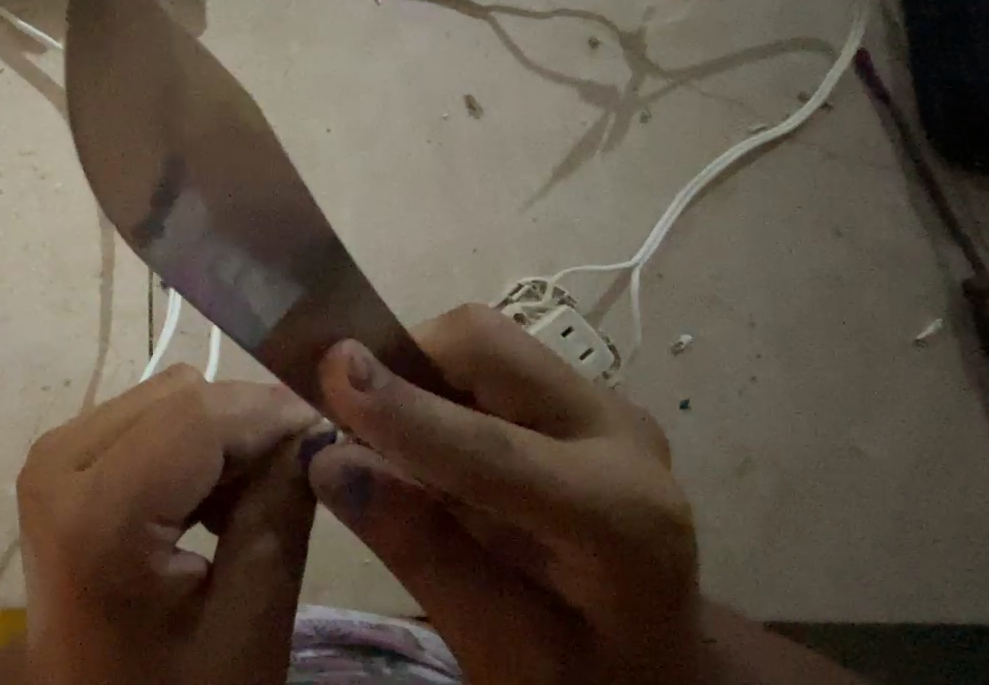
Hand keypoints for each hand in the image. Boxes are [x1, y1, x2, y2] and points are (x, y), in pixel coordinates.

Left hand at [11, 365, 324, 684]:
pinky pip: (141, 413)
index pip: (198, 415)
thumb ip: (278, 514)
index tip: (328, 432)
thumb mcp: (244, 627)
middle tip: (287, 483)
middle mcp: (58, 460)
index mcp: (96, 513)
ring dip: (217, 433)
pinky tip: (204, 501)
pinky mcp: (59, 458)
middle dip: (245, 425)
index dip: (271, 411)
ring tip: (241, 505)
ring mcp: (52, 454)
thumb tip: (312, 429)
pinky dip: (187, 442)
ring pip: (163, 395)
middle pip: (179, 394)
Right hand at [306, 305, 699, 684]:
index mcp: (620, 520)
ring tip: (385, 428)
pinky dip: (431, 374)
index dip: (403, 410)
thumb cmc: (583, 671)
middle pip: (489, 348)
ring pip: (482, 337)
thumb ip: (421, 554)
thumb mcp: (502, 651)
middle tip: (351, 413)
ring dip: (413, 365)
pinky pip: (485, 354)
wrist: (661, 656)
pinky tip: (422, 427)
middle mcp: (619, 434)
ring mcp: (601, 400)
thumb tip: (327, 461)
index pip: (492, 448)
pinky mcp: (577, 388)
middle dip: (403, 362)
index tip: (327, 373)